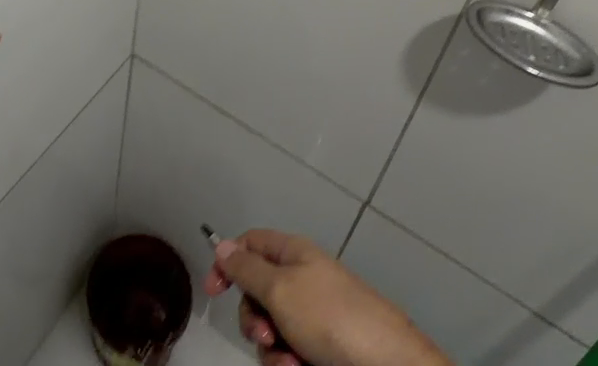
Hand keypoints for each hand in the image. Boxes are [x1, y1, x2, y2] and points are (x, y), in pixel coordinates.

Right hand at [206, 230, 451, 365]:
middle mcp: (300, 280)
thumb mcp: (279, 288)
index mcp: (292, 253)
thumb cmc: (329, 316)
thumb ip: (246, 267)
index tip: (213, 291)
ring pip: (268, 328)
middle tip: (263, 333)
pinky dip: (287, 361)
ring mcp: (311, 315)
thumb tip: (221, 244)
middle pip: (255, 292)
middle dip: (252, 318)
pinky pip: (286, 350)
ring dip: (271, 348)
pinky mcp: (318, 346)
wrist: (384, 363)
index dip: (227, 261)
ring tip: (291, 360)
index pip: (250, 243)